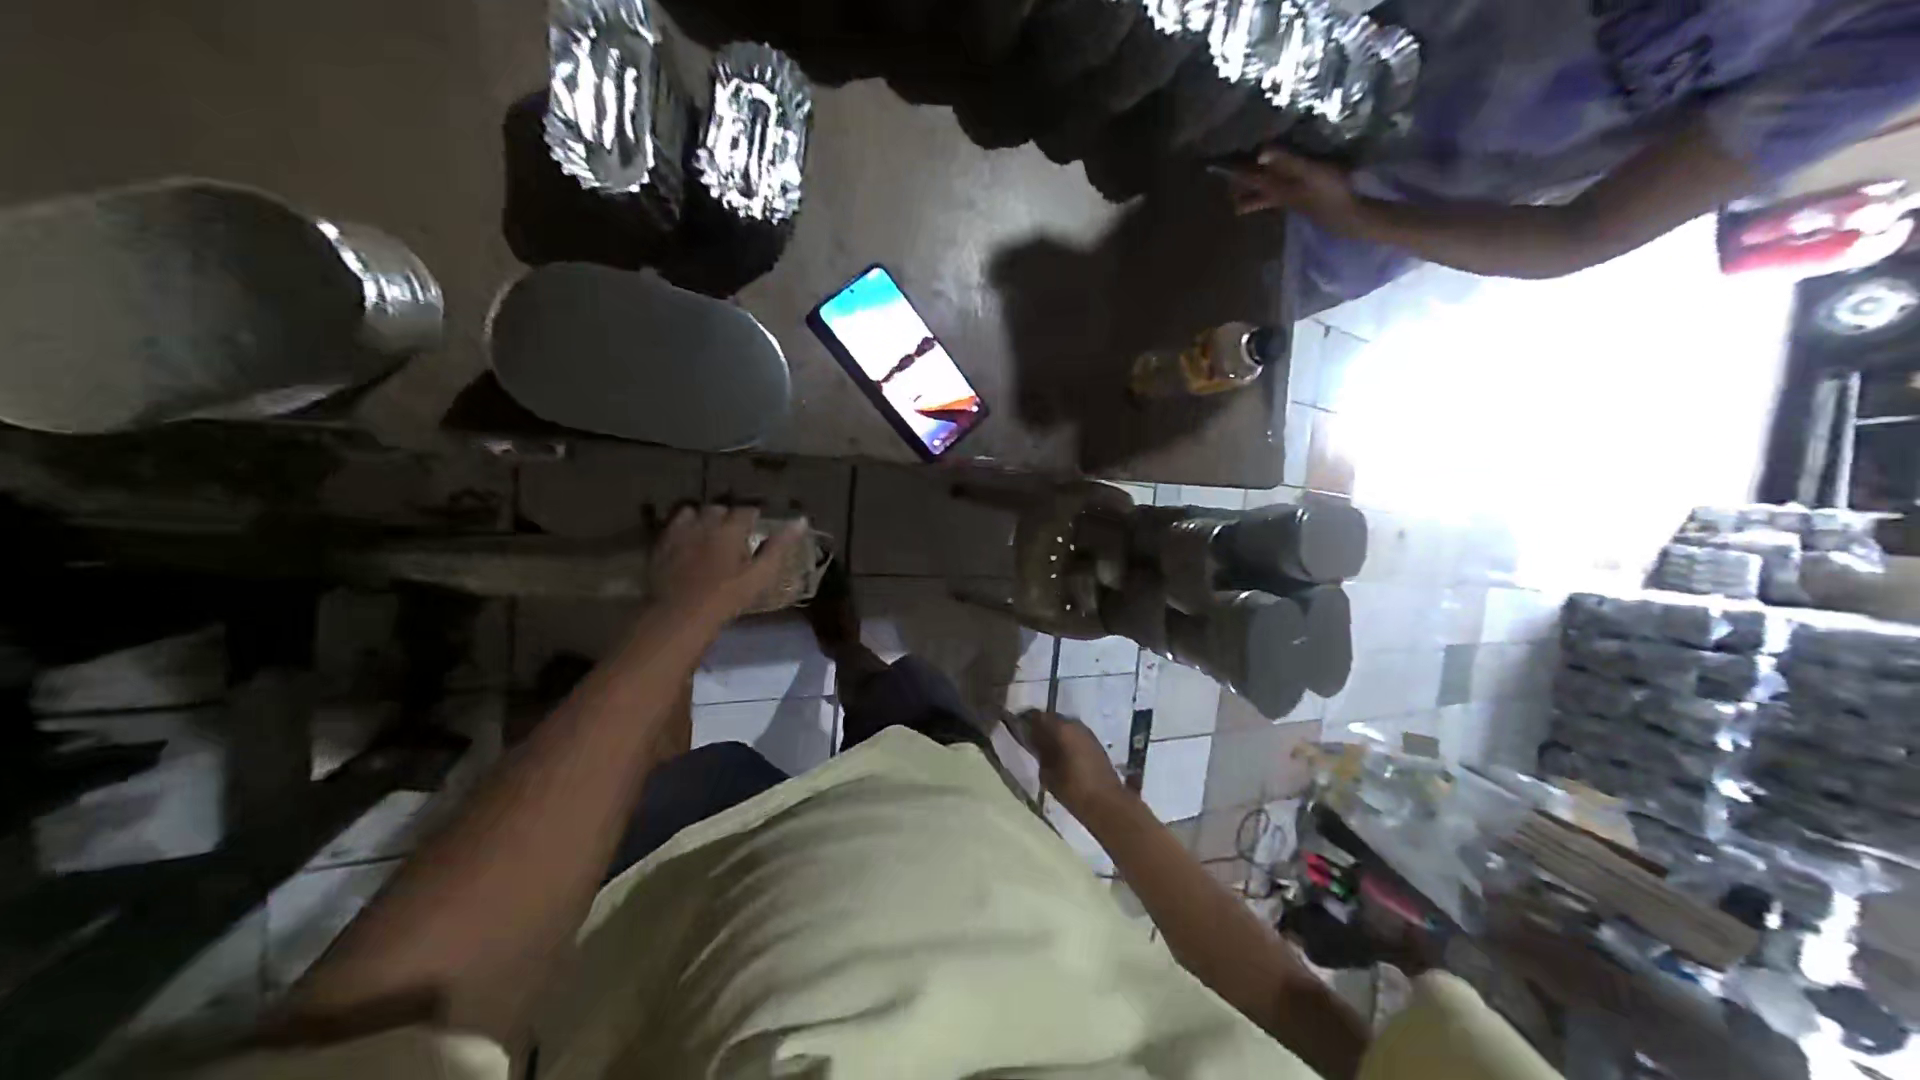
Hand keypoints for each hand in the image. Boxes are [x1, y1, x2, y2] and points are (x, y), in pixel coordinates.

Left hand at [650, 505, 807, 628]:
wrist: (680, 614)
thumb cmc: (727, 597)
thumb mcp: (760, 575)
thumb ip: (779, 547)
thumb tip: (801, 520)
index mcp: (731, 528)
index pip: (746, 511)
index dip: (753, 516)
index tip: (757, 525)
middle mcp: (705, 522)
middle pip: (719, 509)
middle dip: (727, 516)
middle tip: (734, 532)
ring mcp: (680, 531)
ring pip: (693, 512)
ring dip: (703, 518)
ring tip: (708, 532)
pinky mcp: (661, 543)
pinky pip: (673, 524)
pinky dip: (683, 527)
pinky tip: (686, 541)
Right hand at [1022, 710, 1127, 815]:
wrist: (1107, 803)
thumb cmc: (1073, 788)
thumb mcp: (1047, 773)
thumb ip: (1040, 753)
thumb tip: (1035, 743)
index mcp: (1061, 728)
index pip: (1037, 716)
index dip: (1026, 721)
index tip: (1019, 729)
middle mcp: (1075, 725)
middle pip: (1053, 719)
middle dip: (1042, 727)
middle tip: (1032, 740)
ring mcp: (1088, 733)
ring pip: (1066, 727)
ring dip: (1056, 734)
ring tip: (1047, 748)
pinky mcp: (1096, 743)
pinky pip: (1076, 735)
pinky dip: (1067, 740)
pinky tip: (1062, 754)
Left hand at [1218, 148, 1364, 230]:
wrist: (1345, 215)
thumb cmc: (1328, 189)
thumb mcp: (1308, 170)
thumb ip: (1286, 161)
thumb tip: (1259, 154)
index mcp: (1274, 187)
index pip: (1246, 178)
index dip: (1231, 171)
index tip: (1212, 167)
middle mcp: (1275, 196)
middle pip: (1246, 195)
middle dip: (1234, 188)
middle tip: (1222, 177)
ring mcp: (1285, 201)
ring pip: (1258, 200)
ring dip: (1247, 194)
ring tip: (1238, 187)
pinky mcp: (1297, 202)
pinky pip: (1273, 198)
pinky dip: (1266, 192)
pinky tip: (1273, 185)